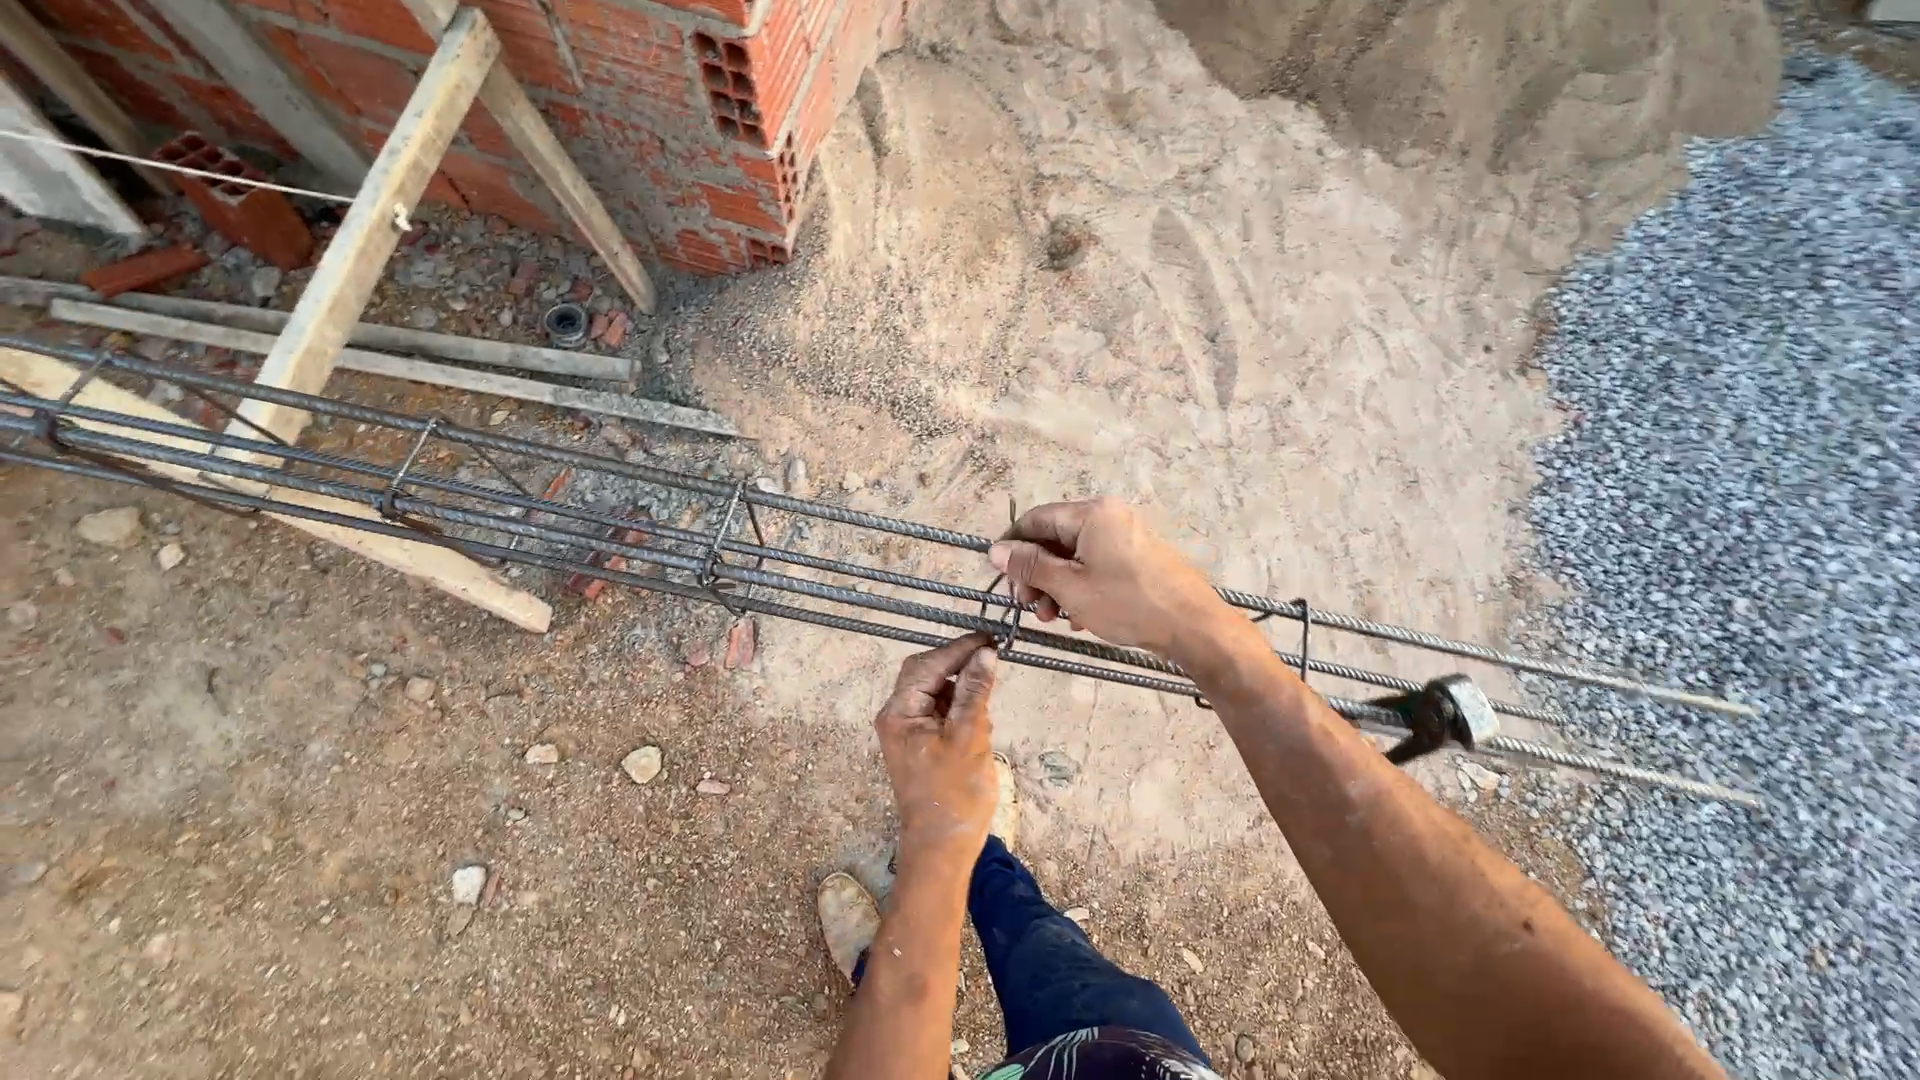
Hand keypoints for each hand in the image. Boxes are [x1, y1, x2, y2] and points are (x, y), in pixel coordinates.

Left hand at [874, 633, 998, 868]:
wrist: (942, 847)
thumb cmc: (955, 793)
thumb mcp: (970, 736)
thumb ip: (976, 691)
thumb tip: (986, 654)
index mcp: (899, 712)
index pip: (928, 664)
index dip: (959, 649)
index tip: (990, 640)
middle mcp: (897, 716)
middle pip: (927, 673)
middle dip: (959, 666)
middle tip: (992, 659)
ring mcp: (907, 731)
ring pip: (935, 691)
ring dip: (961, 689)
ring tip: (986, 699)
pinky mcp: (921, 743)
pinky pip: (939, 712)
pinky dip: (959, 708)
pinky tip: (978, 719)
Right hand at [989, 497, 1234, 660]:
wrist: (1192, 626)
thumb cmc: (1128, 603)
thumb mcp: (1070, 587)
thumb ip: (1030, 566)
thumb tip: (996, 551)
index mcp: (1091, 514)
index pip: (1036, 519)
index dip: (1013, 547)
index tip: (1002, 577)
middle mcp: (1109, 517)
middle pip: (1056, 539)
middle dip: (1037, 574)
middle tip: (1029, 607)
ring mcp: (1126, 537)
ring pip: (1076, 557)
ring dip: (1057, 586)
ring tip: (1054, 618)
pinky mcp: (1138, 559)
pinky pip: (1097, 566)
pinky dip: (1081, 588)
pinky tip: (1079, 618)